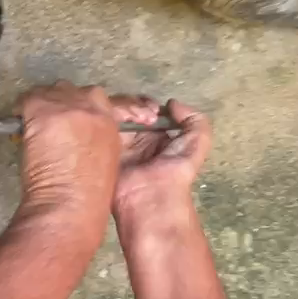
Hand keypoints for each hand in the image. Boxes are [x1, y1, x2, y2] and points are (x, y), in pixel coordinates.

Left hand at [15, 83, 124, 231]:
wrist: (70, 200)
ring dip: (40, 108)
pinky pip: (26, 100)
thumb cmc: (87, 191)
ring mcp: (65, 104)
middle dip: (57, 105)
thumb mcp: (106, 157)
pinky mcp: (40, 109)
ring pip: (47, 94)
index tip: (64, 119)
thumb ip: (95, 135)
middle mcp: (89, 104)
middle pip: (68, 91)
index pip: (93, 97)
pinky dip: (20, 113)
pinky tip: (21, 130)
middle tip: (47, 126)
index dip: (75, 108)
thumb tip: (76, 131)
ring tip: (34, 130)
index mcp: (109, 118)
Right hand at [112, 98, 211, 217]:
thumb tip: (171, 103)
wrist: (150, 195)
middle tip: (143, 117)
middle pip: (128, 107)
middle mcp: (134, 136)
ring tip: (135, 120)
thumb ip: (195, 119)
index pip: (146, 109)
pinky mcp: (101, 144)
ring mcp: (116, 140)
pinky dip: (108, 116)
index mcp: (155, 136)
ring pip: (113, 112)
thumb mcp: (198, 144)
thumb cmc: (175, 172)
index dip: (149, 104)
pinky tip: (119, 121)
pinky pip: (99, 123)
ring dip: (124, 109)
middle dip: (135, 105)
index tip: (154, 111)